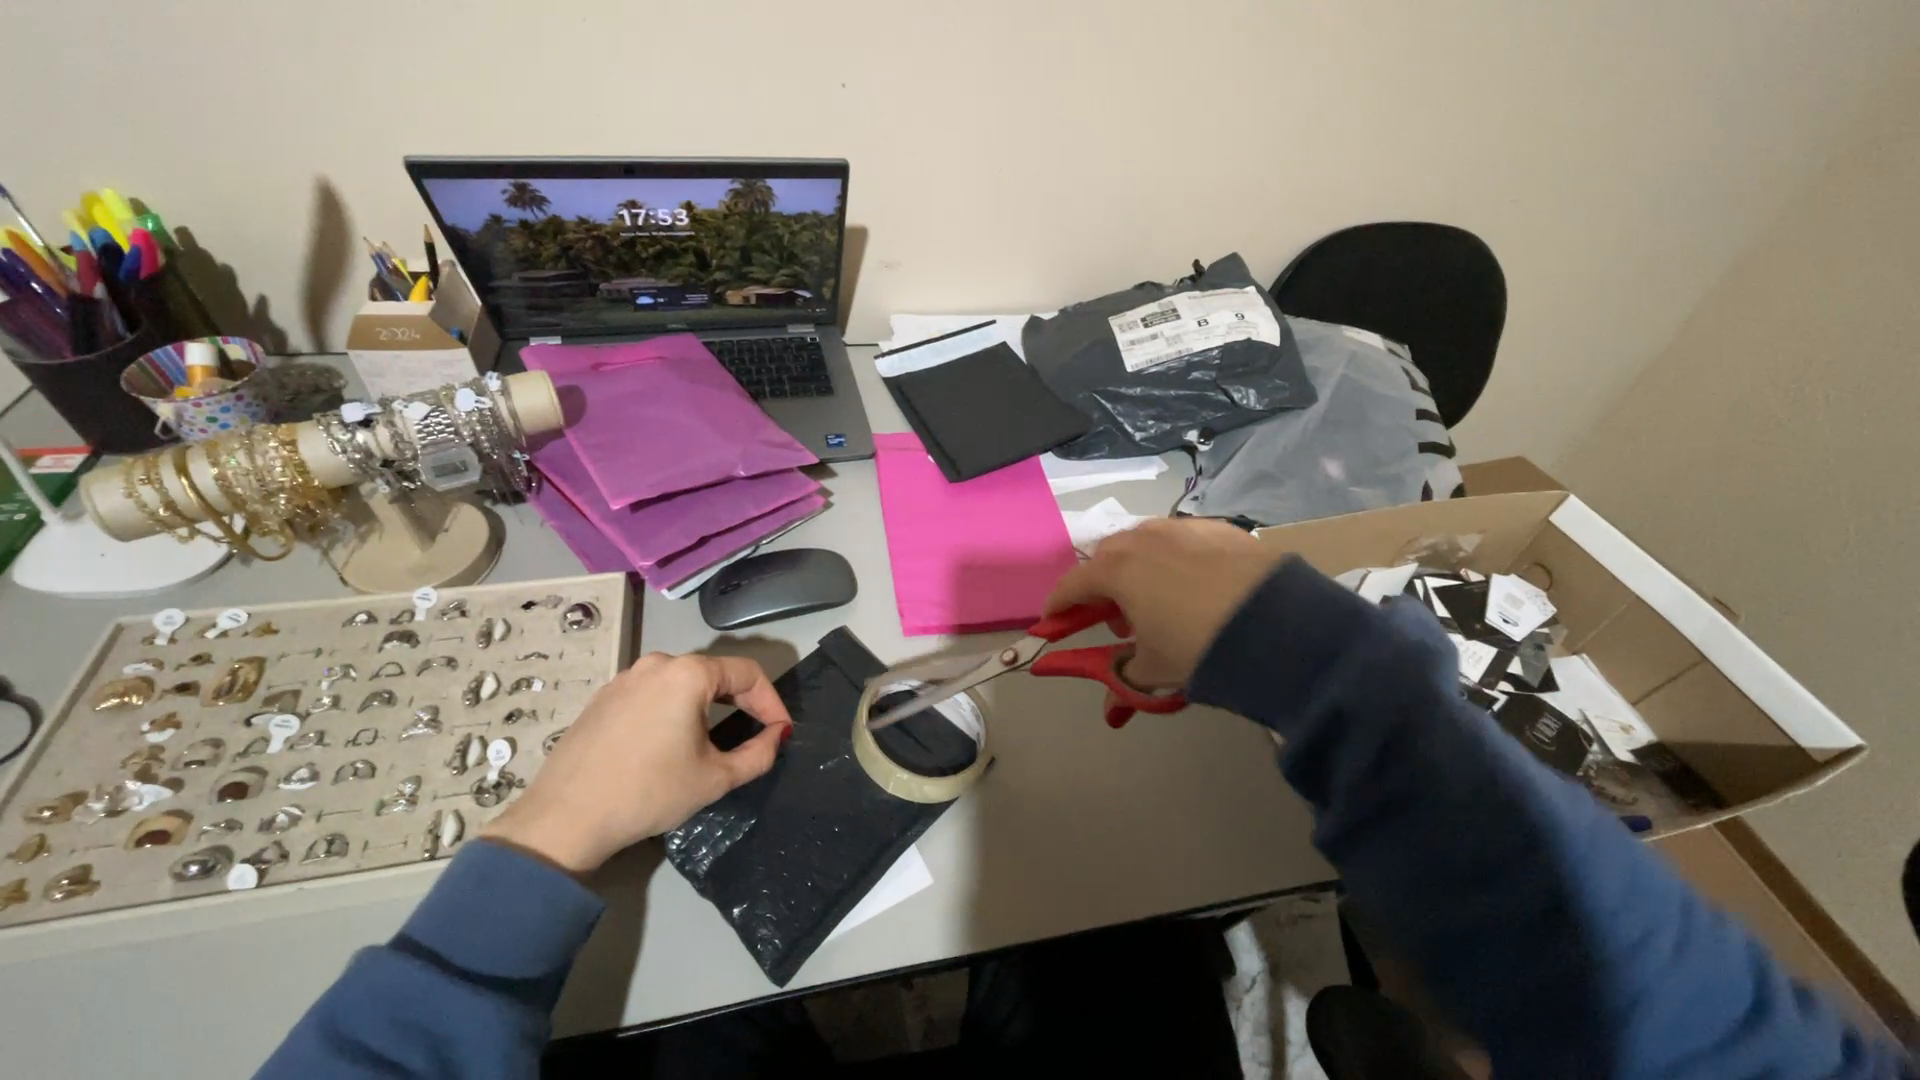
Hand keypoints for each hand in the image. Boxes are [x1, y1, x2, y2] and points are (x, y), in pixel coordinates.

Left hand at [481, 653, 791, 873]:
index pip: (747, 674)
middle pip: (714, 673)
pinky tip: (672, 743)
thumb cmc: (648, 792)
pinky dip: (674, 711)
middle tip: (756, 733)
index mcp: (688, 674)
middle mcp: (656, 664)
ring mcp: (625, 679)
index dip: (771, 702)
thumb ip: (758, 753)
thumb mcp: (715, 778)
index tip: (781, 732)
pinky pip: (653, 694)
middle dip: (741, 702)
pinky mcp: (603, 698)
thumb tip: (777, 736)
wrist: (565, 819)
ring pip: (682, 683)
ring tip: (716, 740)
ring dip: (707, 706)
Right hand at [1045, 518, 1285, 690]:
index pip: (1073, 585)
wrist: (1279, 624)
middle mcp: (1143, 538)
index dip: (1059, 606)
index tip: (1052, 621)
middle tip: (1117, 620)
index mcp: (1117, 569)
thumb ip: (1123, 681)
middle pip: (1108, 558)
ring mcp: (1183, 528)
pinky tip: (1196, 585)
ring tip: (1159, 601)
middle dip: (1103, 586)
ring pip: (1146, 543)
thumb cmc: (1198, 646)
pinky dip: (1177, 560)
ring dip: (1140, 568)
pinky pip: (1184, 541)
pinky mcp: (1220, 528)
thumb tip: (1110, 713)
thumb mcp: (1155, 670)